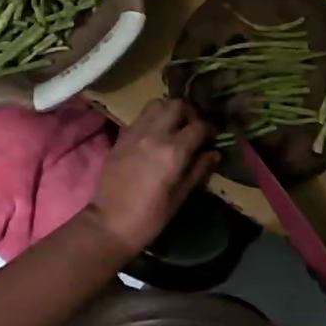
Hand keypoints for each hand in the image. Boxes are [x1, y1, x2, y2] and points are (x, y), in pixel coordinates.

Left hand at [85, 98, 217, 254]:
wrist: (111, 221)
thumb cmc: (151, 216)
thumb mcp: (181, 196)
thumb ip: (199, 170)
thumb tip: (214, 153)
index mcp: (173, 151)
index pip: (198, 125)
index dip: (209, 128)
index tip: (212, 136)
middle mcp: (153, 135)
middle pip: (175, 104)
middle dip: (188, 112)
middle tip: (192, 126)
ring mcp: (134, 133)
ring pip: (155, 104)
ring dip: (167, 110)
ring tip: (173, 127)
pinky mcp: (120, 137)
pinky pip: (139, 117)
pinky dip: (150, 119)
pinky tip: (154, 136)